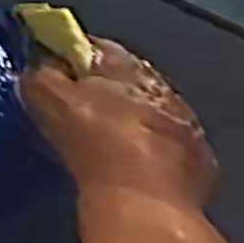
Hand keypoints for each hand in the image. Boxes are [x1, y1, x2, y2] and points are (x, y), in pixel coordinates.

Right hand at [22, 37, 216, 210]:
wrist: (144, 198)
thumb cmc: (89, 136)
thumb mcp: (43, 92)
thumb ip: (41, 68)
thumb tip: (46, 62)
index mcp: (127, 68)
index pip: (95, 44)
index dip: (70, 49)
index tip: (51, 61)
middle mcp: (166, 90)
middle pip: (127, 77)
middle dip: (102, 82)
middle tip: (72, 95)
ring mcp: (190, 128)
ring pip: (149, 108)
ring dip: (129, 112)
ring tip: (101, 128)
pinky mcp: (202, 162)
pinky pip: (166, 140)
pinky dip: (147, 142)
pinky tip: (128, 155)